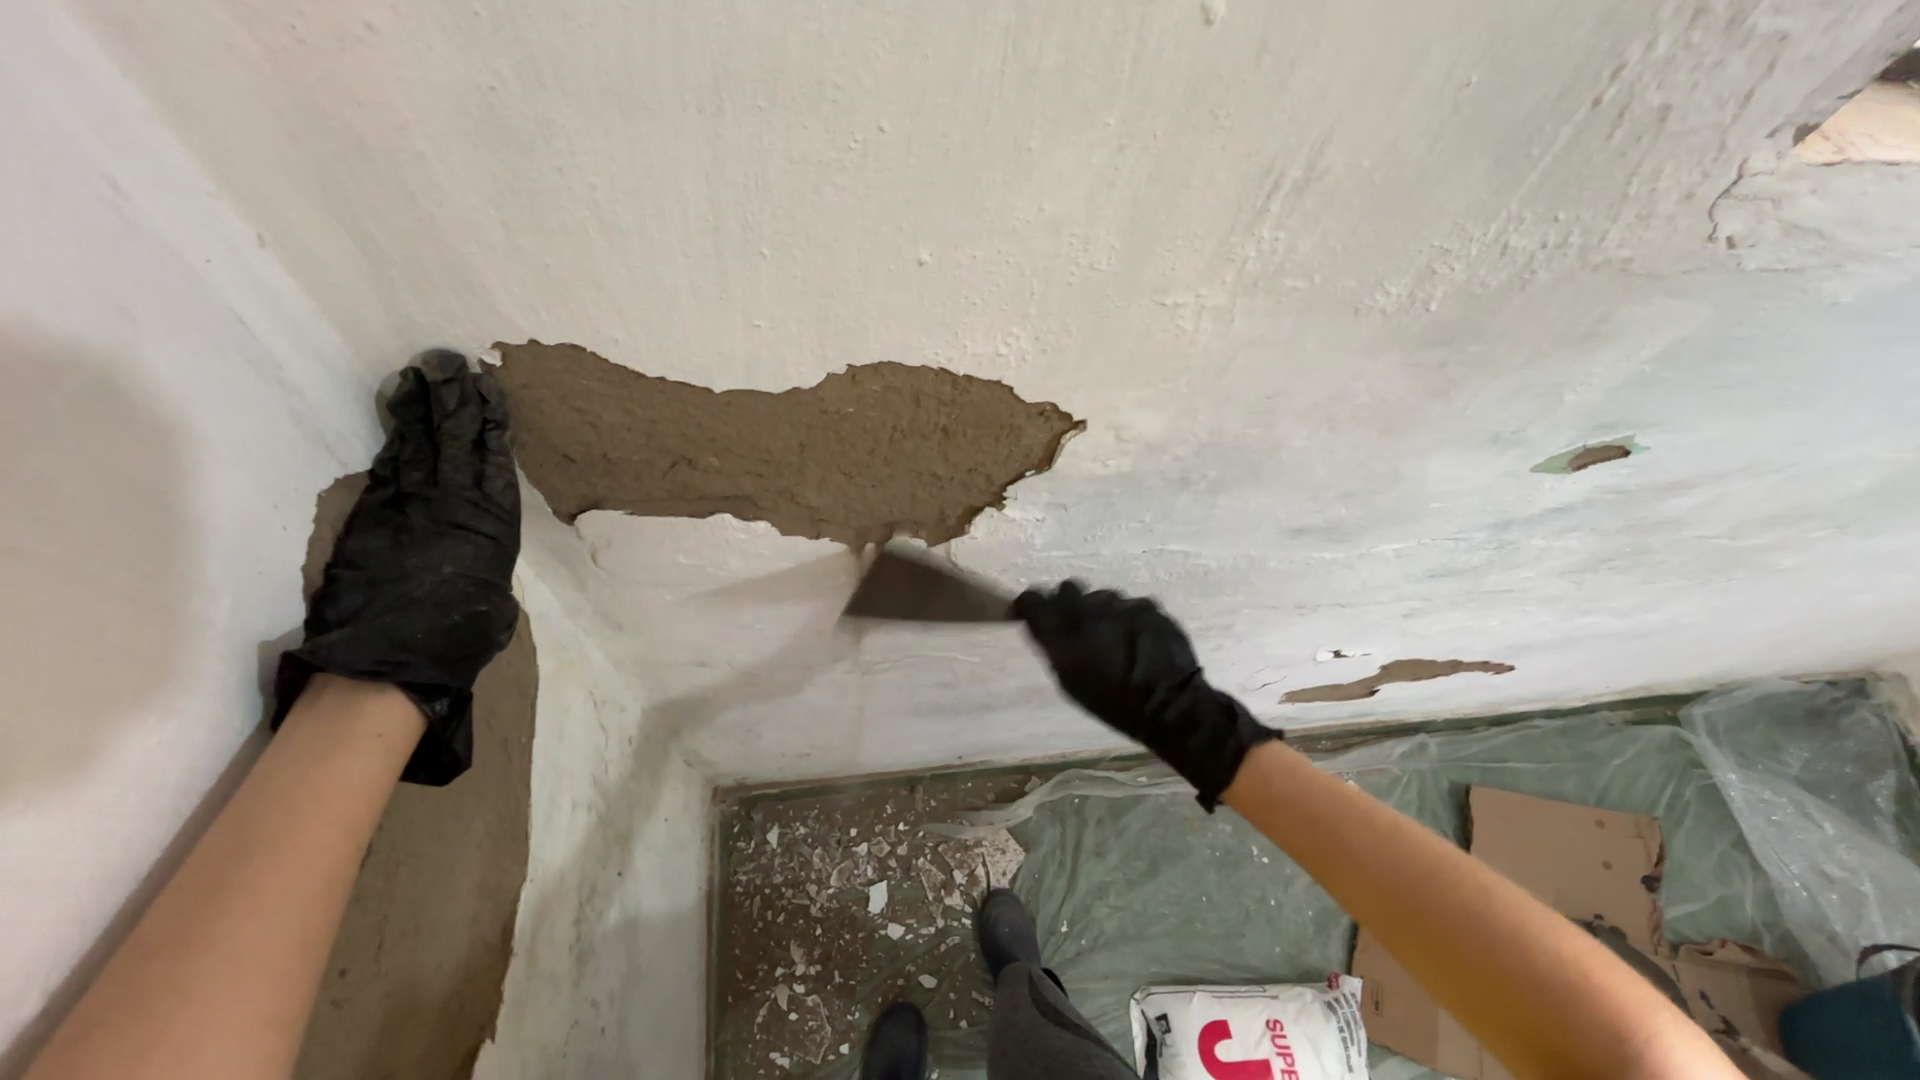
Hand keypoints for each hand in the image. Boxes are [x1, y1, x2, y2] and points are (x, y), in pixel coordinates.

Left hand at [270, 351, 521, 784]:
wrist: (394, 654)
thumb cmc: (459, 634)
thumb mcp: (495, 594)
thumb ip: (487, 559)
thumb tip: (478, 551)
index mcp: (493, 522)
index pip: (494, 456)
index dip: (493, 420)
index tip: (490, 388)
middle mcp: (455, 503)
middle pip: (456, 438)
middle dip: (456, 397)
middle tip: (451, 361)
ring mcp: (411, 503)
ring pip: (420, 442)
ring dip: (422, 406)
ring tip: (422, 371)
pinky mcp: (374, 512)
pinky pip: (390, 463)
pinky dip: (396, 435)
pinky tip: (398, 414)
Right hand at [1013, 581, 1275, 808]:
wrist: (1169, 704)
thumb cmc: (1112, 702)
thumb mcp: (1069, 680)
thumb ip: (1053, 646)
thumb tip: (1040, 625)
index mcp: (1064, 628)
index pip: (1033, 598)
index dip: (1031, 604)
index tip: (1032, 613)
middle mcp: (1090, 607)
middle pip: (1068, 589)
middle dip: (1068, 604)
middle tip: (1076, 627)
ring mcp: (1123, 603)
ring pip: (1102, 597)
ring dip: (1101, 612)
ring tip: (1113, 638)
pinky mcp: (1150, 605)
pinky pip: (1130, 606)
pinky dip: (1128, 619)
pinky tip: (1137, 641)